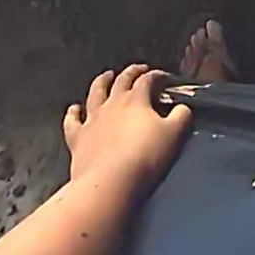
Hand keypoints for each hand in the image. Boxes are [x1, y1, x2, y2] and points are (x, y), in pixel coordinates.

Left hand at [63, 64, 192, 197]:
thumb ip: (181, 116)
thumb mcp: (174, 134)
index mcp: (136, 99)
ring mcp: (93, 119)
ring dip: (102, 82)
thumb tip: (182, 108)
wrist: (109, 184)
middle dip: (132, 72)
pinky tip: (74, 109)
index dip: (157, 76)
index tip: (164, 78)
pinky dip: (73, 113)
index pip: (148, 79)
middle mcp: (113, 103)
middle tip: (139, 69)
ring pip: (96, 93)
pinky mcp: (78, 138)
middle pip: (122, 80)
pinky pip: (72, 121)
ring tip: (107, 75)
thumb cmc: (144, 157)